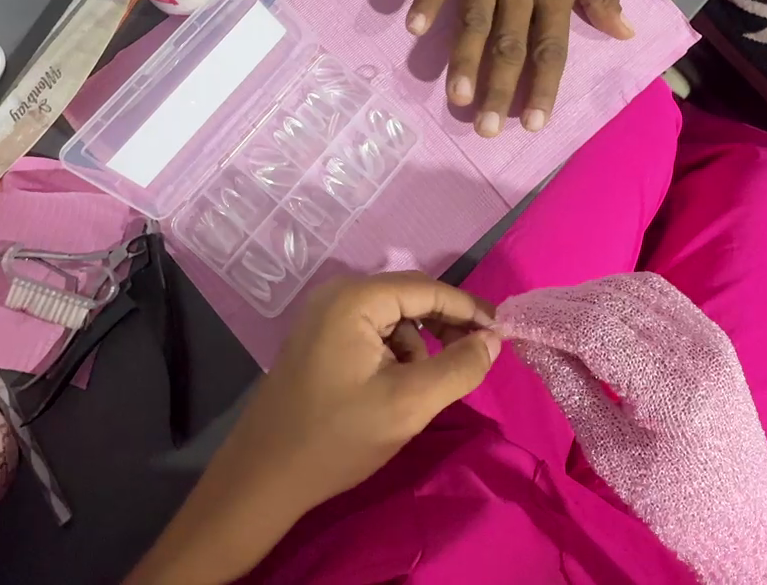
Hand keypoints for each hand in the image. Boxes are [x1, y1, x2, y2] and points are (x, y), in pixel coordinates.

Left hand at [126, 274, 499, 584]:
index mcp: (356, 298)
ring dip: (418, 345)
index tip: (502, 332)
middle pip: (408, 297)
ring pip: (392, 318)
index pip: (427, 288)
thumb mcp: (408, 404)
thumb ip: (458, 367)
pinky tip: (393, 388)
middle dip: (445, 326)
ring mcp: (324, 315)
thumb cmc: (337, 436)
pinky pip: (371, 332)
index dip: (468, 308)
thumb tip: (493, 339)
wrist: (263, 477)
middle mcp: (337, 294)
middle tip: (478, 356)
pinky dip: (394, 353)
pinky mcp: (319, 338)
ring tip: (422, 387)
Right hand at [406, 0, 635, 137]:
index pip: (549, 48)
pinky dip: (428, 1)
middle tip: (487, 128)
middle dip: (499, 89)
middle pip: (508, 44)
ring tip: (457, 97)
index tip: (533, 124)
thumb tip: (622, 35)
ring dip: (465, 60)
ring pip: (475, 19)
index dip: (542, 88)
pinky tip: (415, 30)